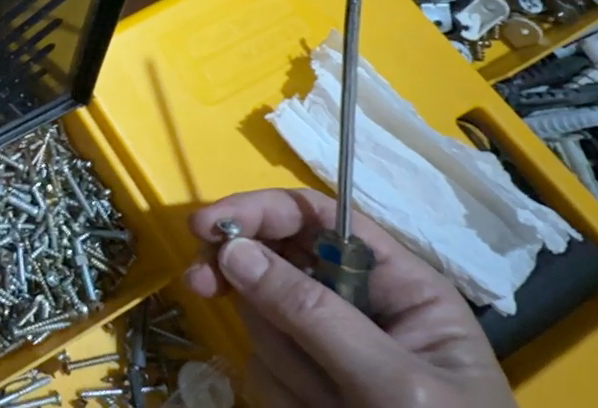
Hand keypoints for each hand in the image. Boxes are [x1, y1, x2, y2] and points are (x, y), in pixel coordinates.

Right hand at [182, 188, 514, 407]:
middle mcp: (357, 304)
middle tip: (200, 286)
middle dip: (243, 281)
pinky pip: (263, 362)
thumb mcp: (395, 384)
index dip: (258, 210)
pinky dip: (282, 391)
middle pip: (273, 260)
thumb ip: (315, 315)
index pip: (316, 217)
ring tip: (327, 404)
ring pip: (262, 315)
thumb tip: (232, 248)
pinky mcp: (308, 381)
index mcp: (397, 286)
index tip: (205, 226)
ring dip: (280, 357)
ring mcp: (328, 345)